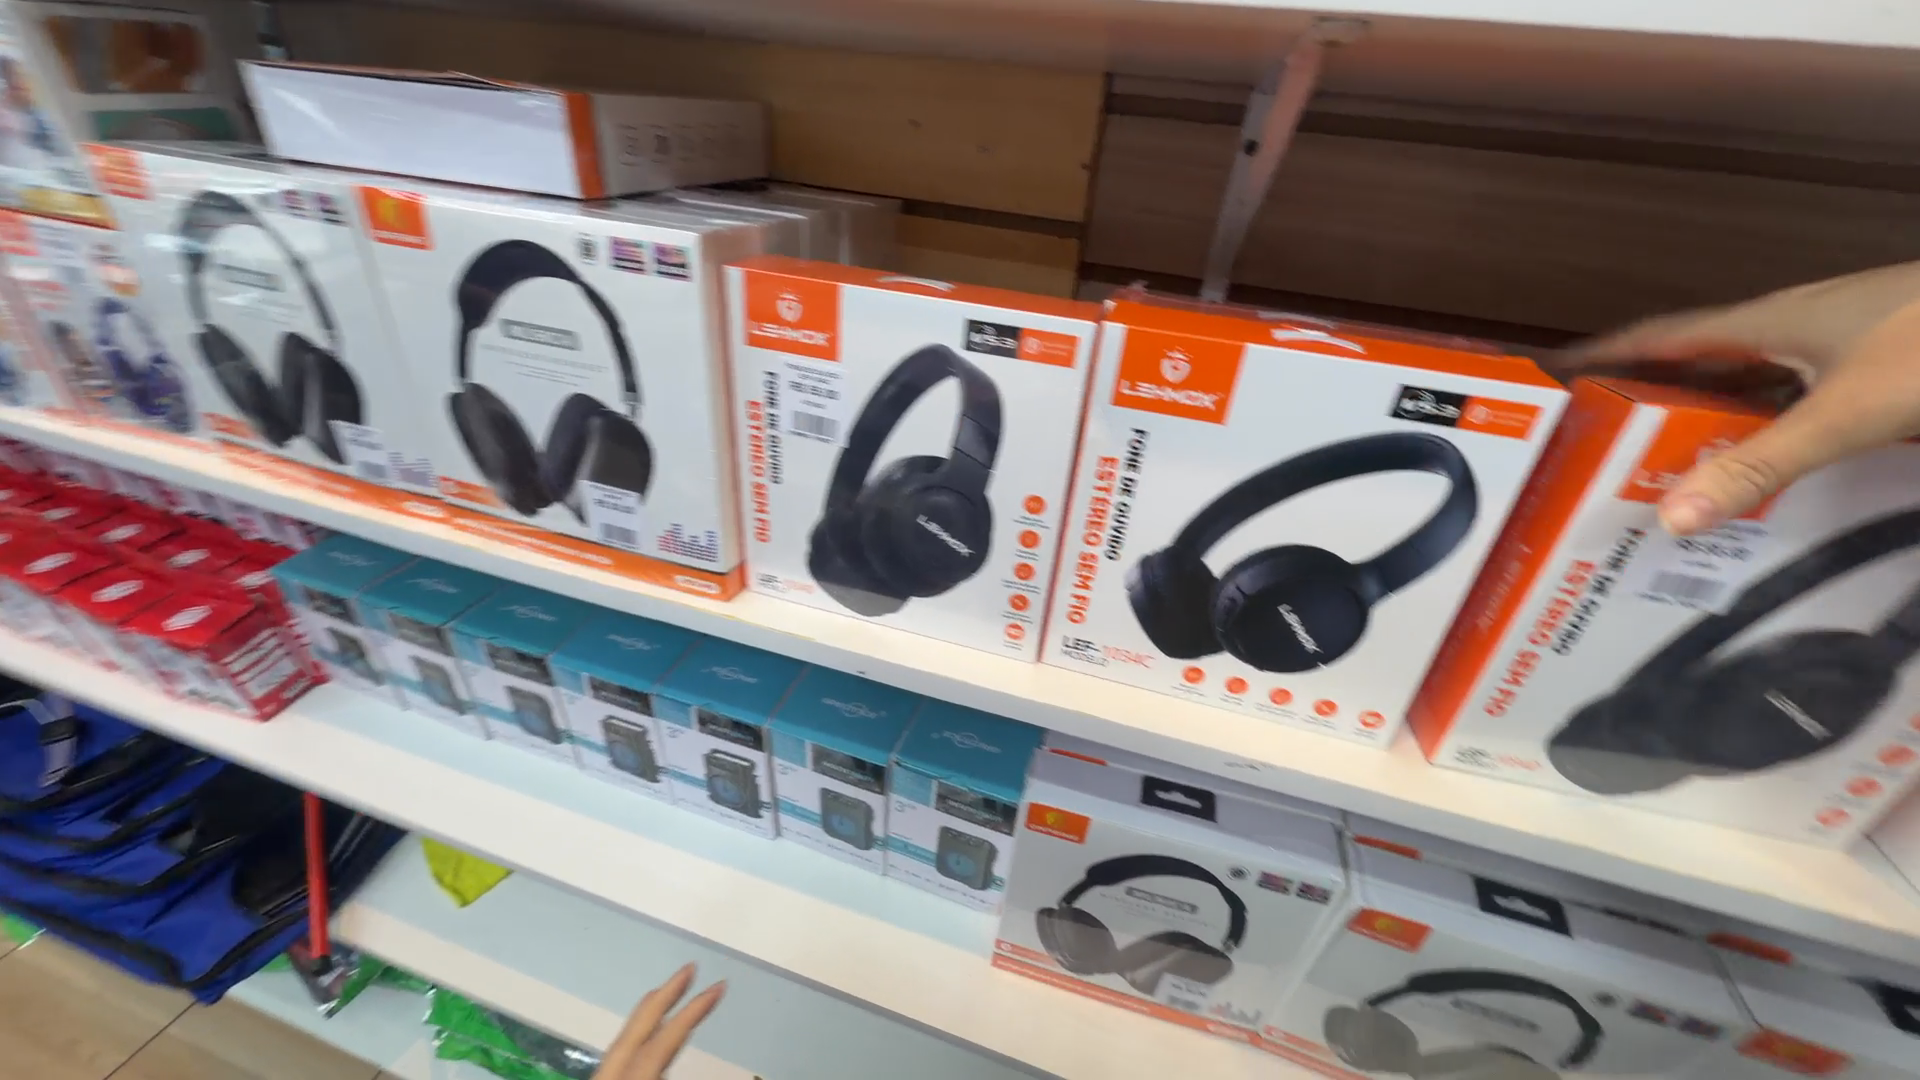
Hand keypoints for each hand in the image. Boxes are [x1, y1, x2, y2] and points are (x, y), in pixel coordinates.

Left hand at [594, 964, 725, 1079]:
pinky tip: (649, 1037)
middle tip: (691, 966)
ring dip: (649, 1014)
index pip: (663, 1040)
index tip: (719, 984)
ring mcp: (600, 1079)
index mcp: (629, 1076)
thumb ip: (676, 1063)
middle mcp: (607, 1074)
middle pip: (636, 1030)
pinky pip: (618, 1056)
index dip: (692, 1011)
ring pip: (622, 1042)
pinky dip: (637, 1037)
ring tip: (671, 992)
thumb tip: (700, 1044)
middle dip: (665, 996)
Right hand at [1552, 262, 1919, 534]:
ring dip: (1702, 412)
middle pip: (1695, 360)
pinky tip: (1761, 455)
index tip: (1548, 375)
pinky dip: (1762, 424)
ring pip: (1747, 379)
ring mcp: (1844, 342)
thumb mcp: (1853, 410)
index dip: (1601, 353)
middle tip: (1594, 436)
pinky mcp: (1884, 362)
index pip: (1657, 335)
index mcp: (1766, 323)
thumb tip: (1667, 521)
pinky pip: (1794, 396)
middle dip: (1641, 392)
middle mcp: (1794, 327)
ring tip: (1658, 456)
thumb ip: (1762, 465)